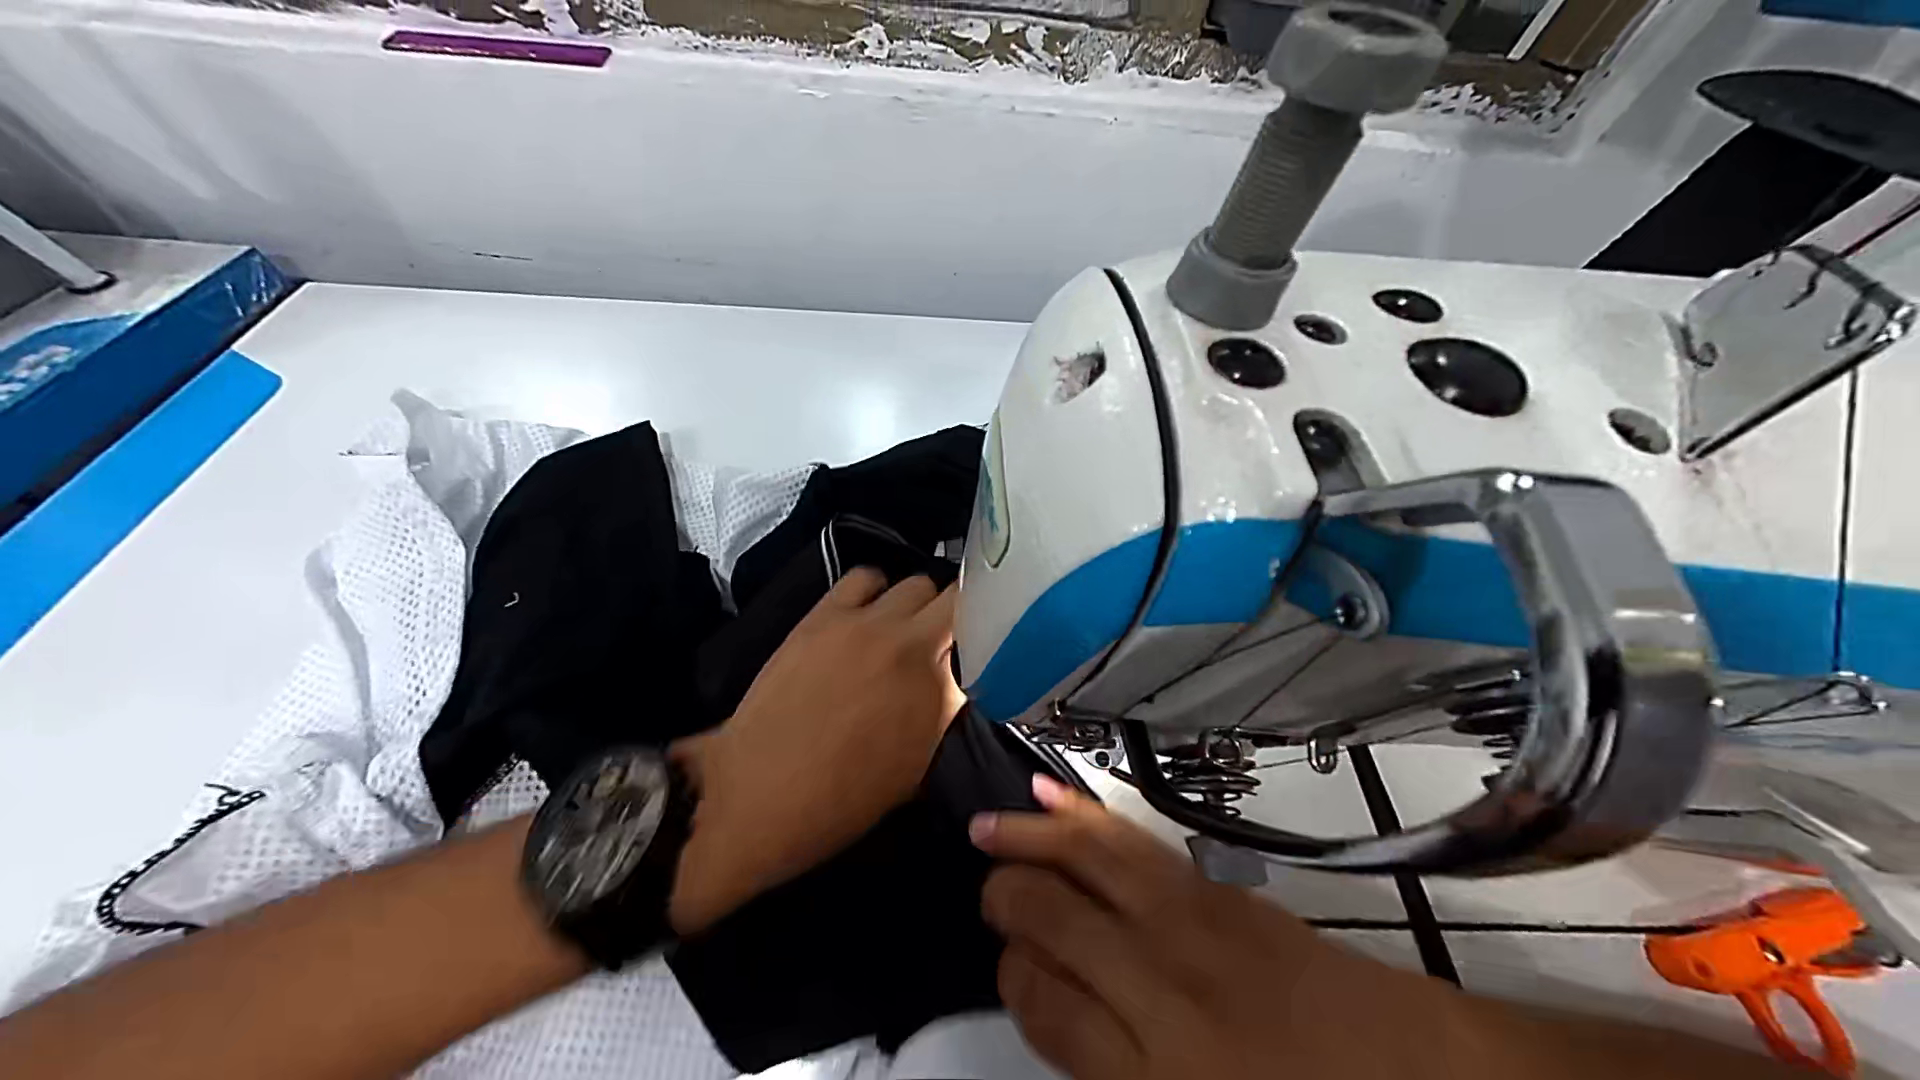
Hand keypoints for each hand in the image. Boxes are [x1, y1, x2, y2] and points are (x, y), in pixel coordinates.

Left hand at [668, 568, 962, 934]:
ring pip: (915, 583)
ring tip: (903, 624)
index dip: (983, 646)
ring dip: (918, 602)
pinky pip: (865, 577)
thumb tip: (951, 686)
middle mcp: (914, 646)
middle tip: (945, 636)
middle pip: (957, 600)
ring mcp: (868, 623)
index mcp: (942, 692)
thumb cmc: (844, 799)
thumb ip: (943, 716)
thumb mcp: (918, 769)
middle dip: (958, 616)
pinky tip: (867, 611)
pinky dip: (875, 590)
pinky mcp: (825, 613)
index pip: (983, 645)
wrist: (762, 791)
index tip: (978, 653)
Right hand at [972, 778, 1486, 1079]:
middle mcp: (1155, 983)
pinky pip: (1129, 843)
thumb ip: (1112, 1066)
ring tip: (984, 825)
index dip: (1013, 978)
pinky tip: (1049, 796)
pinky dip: (1080, 816)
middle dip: (1005, 899)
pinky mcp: (1213, 887)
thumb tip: (1054, 1002)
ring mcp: (1186, 923)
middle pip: (1050, 918)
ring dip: (1027, 840)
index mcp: (1150, 1070)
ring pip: (1083, 863)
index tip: (1010, 968)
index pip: (1041, 1002)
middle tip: (988, 891)